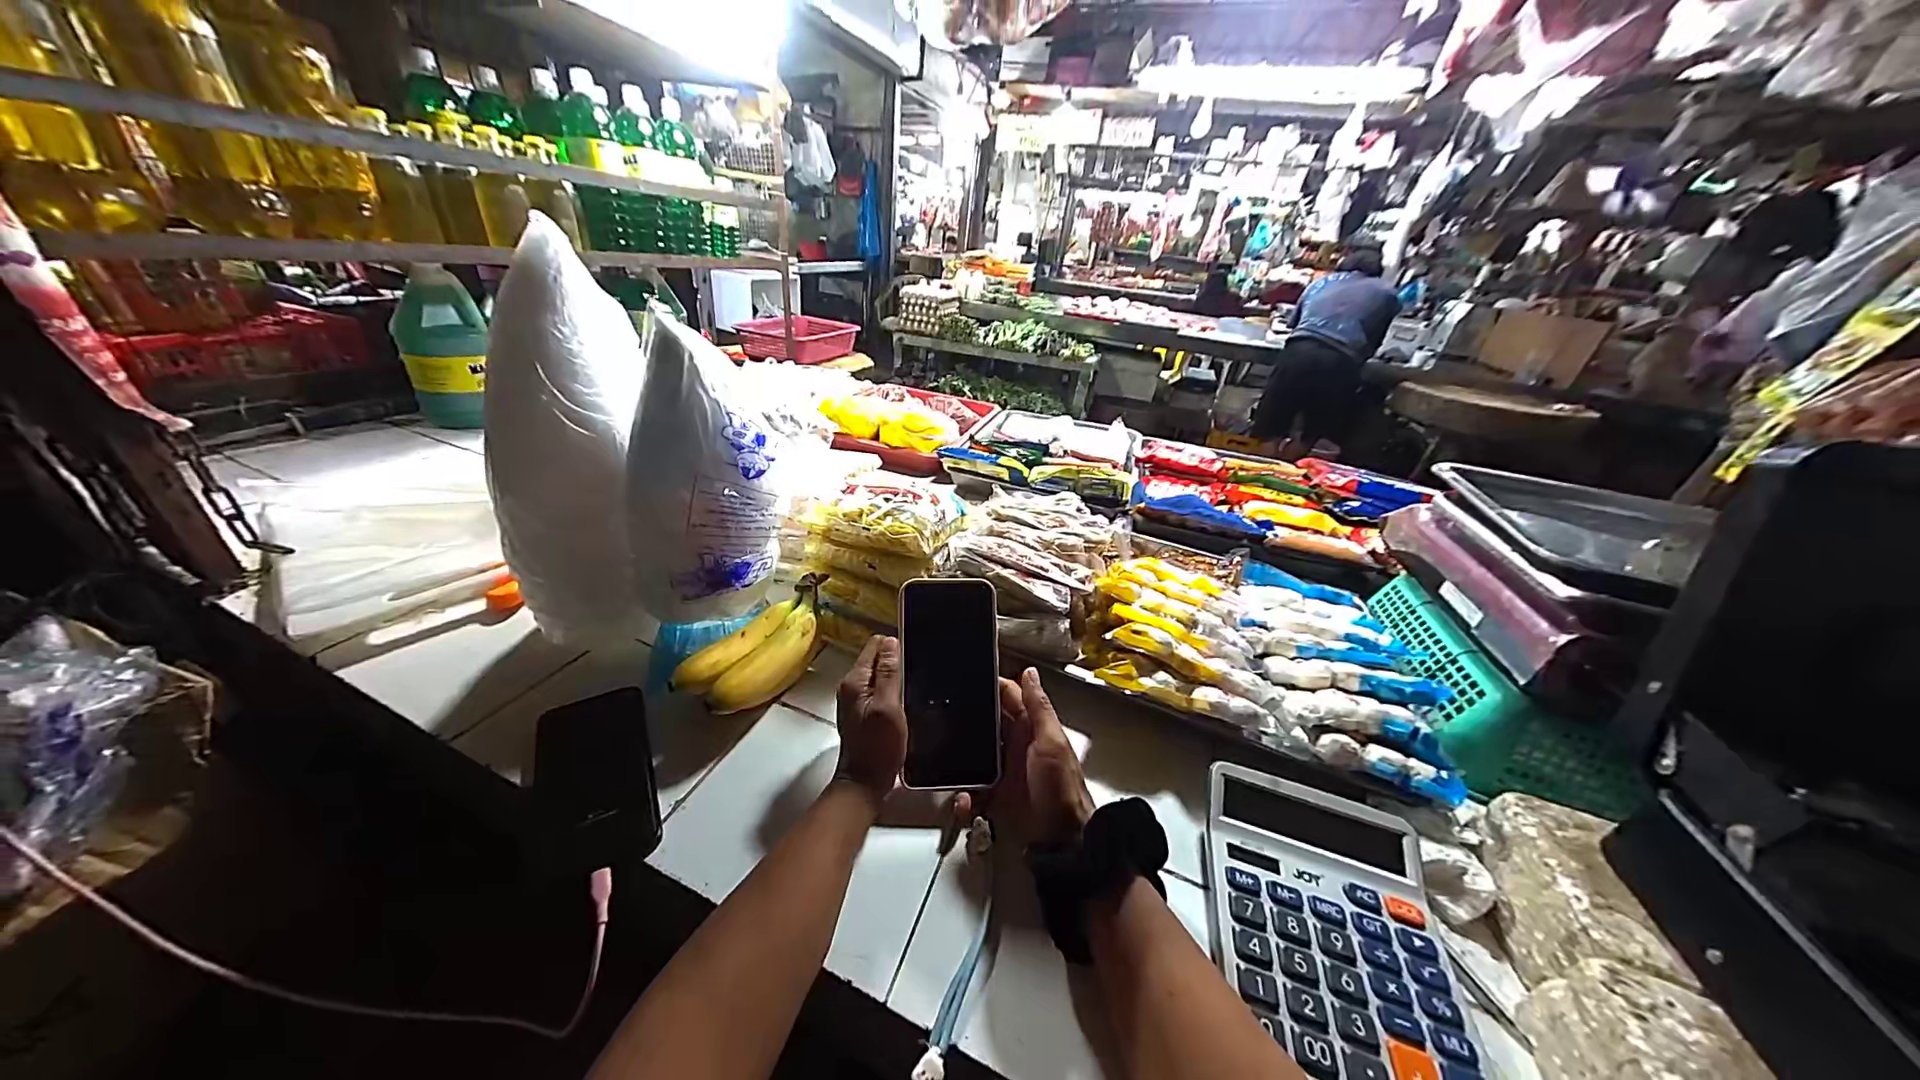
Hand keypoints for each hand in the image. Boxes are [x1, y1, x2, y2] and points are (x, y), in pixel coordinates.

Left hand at [833, 635, 906, 805]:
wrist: (865, 782)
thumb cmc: (879, 747)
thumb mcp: (888, 707)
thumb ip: (888, 674)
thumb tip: (891, 642)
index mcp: (855, 681)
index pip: (875, 645)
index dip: (895, 647)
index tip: (912, 659)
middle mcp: (851, 687)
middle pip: (877, 660)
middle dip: (896, 663)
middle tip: (916, 676)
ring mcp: (855, 700)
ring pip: (879, 676)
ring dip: (895, 679)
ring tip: (912, 690)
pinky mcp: (863, 713)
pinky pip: (879, 691)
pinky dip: (892, 693)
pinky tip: (903, 704)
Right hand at [955, 667, 1093, 846]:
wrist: (1062, 841)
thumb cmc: (1062, 790)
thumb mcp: (1051, 743)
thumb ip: (1038, 707)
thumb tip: (1029, 672)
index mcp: (1033, 728)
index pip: (1009, 697)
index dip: (991, 685)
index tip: (966, 677)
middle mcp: (1017, 745)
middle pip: (987, 724)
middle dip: (968, 720)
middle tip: (945, 717)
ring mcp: (1004, 770)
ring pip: (975, 755)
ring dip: (962, 759)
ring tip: (947, 760)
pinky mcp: (995, 795)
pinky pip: (971, 788)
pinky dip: (964, 792)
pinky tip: (963, 798)